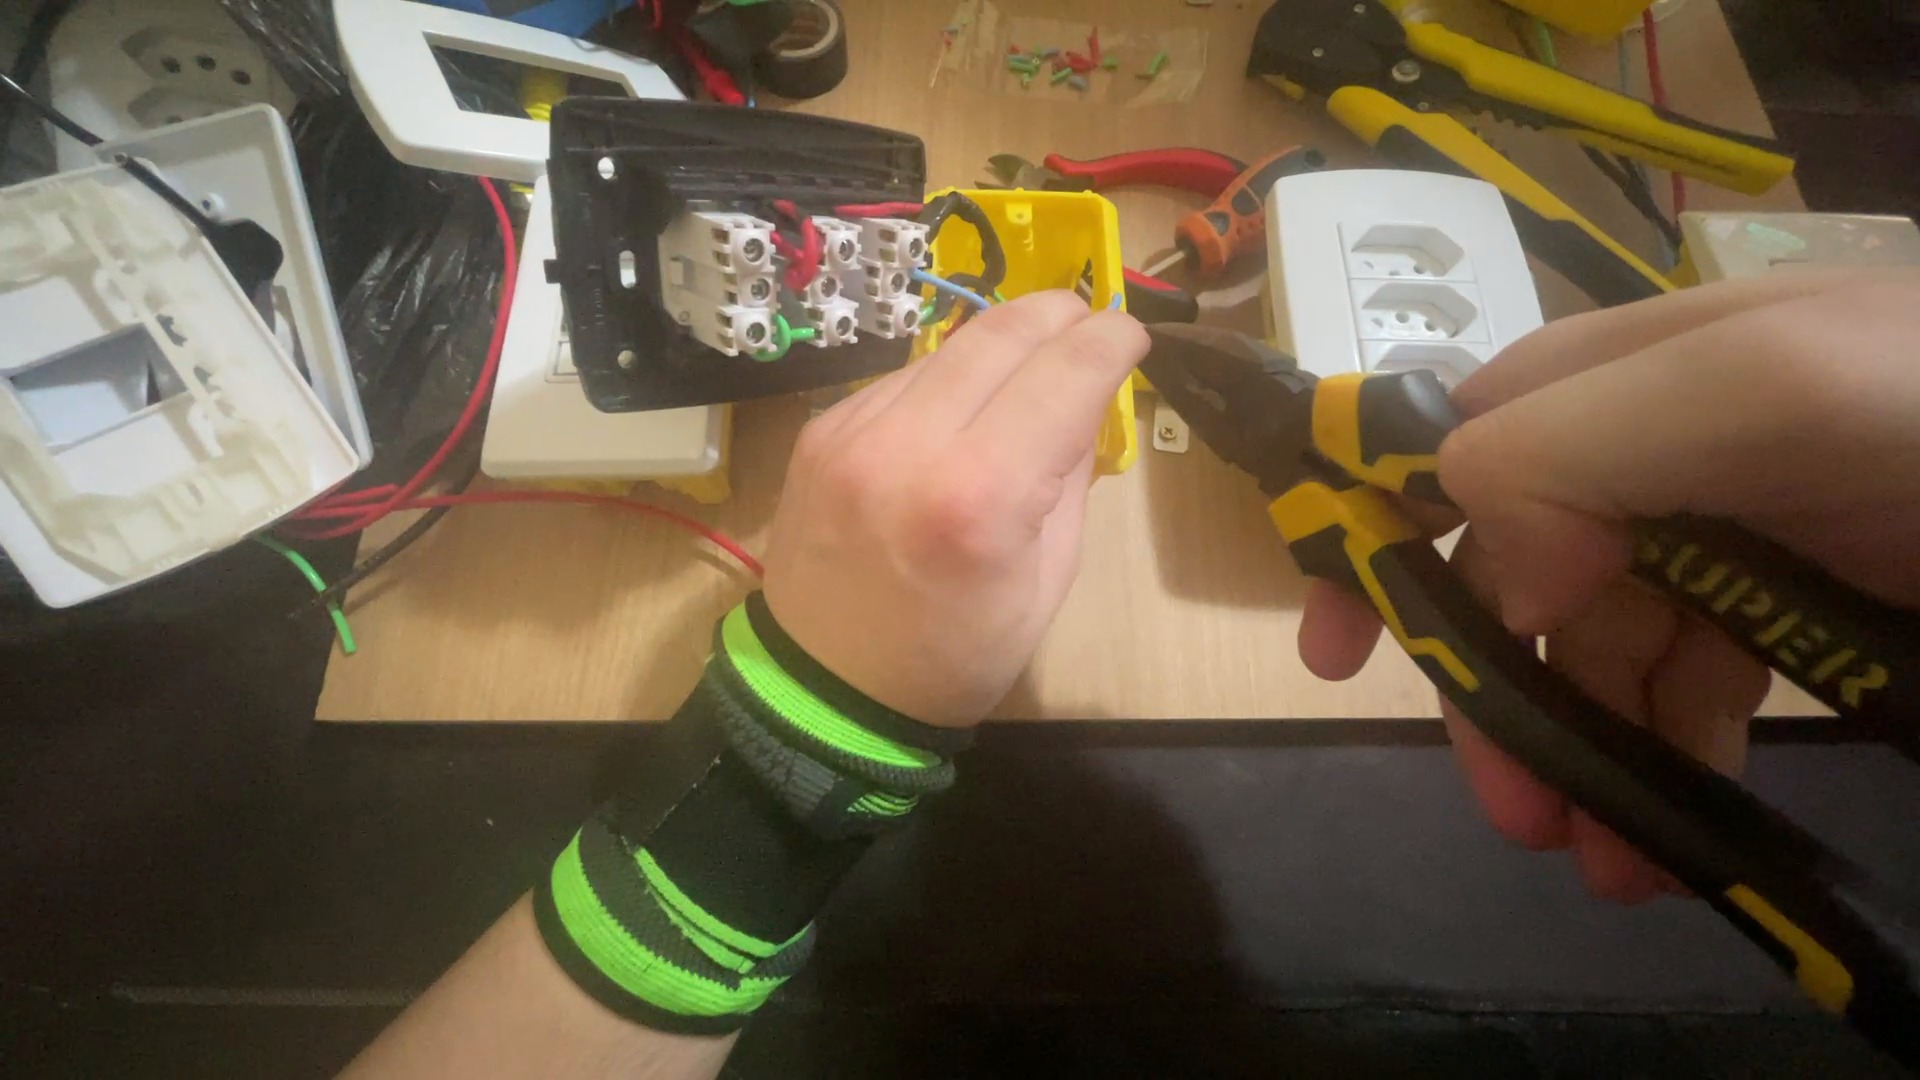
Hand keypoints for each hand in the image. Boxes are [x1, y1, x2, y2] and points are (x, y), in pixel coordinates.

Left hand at [762, 292, 1148, 726]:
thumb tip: (1081, 401)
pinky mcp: (821, 431)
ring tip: (1025, 368)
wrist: (827, 688)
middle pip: (1001, 335)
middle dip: (1057, 315)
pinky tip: (956, 413)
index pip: (1065, 376)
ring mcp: (853, 432)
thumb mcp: (1046, 583)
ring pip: (947, 348)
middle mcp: (910, 446)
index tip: (1130, 334)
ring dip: (999, 346)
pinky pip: (901, 381)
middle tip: (1084, 321)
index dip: (1110, 341)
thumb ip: (1069, 479)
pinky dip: (944, 382)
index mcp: (982, 499)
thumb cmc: (954, 655)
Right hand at [1299, 270, 1919, 901]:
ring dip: (1564, 747)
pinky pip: (1667, 688)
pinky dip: (1652, 764)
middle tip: (1494, 794)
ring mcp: (1696, 536)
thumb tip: (1494, 568)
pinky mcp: (1769, 608)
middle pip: (1490, 573)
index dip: (1363, 543)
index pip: (1423, 456)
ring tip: (1584, 851)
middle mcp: (1621, 455)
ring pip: (1573, 645)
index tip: (1337, 650)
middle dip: (1476, 682)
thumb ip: (1562, 449)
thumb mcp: (1760, 387)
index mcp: (1589, 385)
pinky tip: (1658, 840)